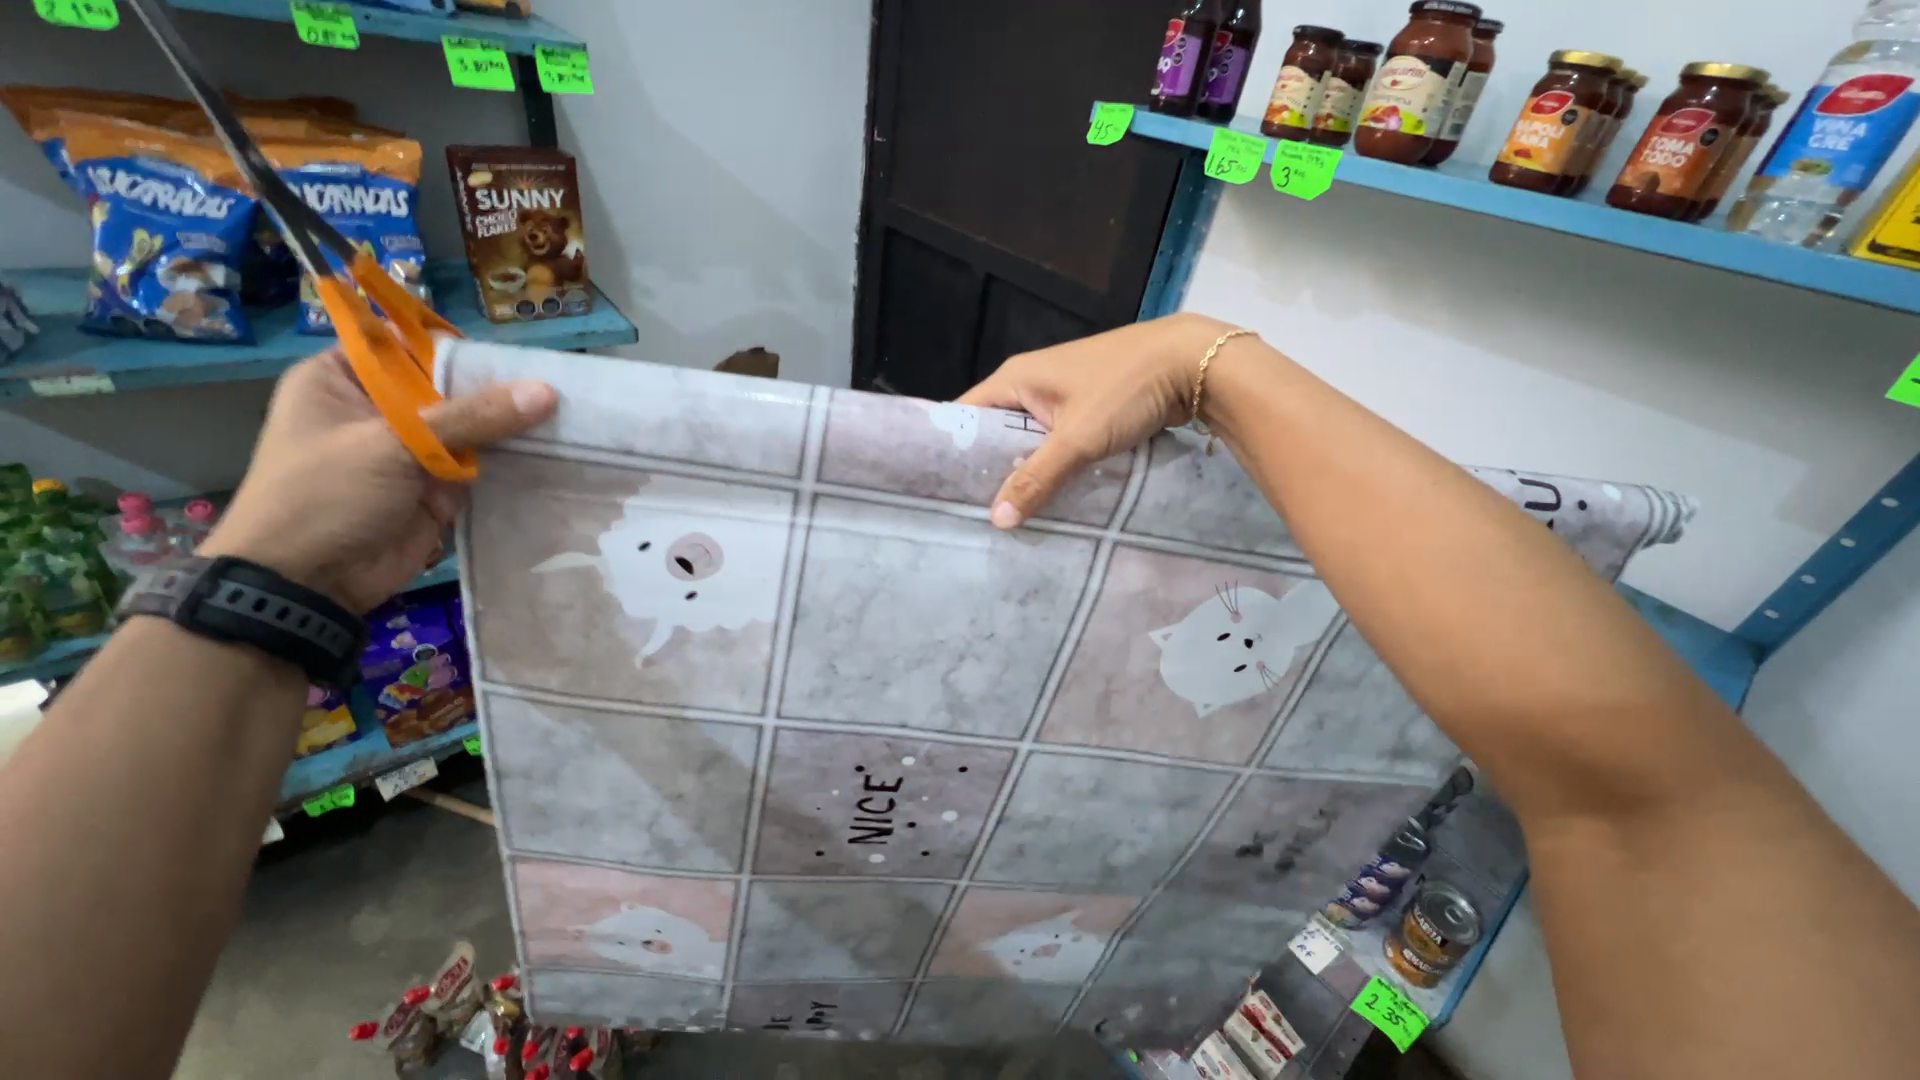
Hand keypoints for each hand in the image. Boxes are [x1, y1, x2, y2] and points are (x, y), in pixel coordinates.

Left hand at [200, 350, 557, 612]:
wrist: (308, 584)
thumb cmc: (327, 496)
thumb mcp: (393, 444)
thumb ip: (472, 417)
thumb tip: (546, 391)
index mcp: (343, 380)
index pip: (411, 347)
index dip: (463, 350)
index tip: (519, 358)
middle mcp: (378, 409)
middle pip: (450, 389)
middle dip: (500, 392)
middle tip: (558, 388)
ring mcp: (410, 451)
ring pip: (473, 429)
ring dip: (512, 429)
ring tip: (569, 420)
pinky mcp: (437, 488)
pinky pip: (483, 467)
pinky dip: (511, 464)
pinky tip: (555, 453)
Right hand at [958, 312, 1238, 526]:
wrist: (1194, 364)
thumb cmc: (1125, 390)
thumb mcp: (1077, 438)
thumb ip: (1036, 479)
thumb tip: (997, 520)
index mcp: (1016, 377)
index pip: (965, 416)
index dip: (951, 451)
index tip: (941, 492)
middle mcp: (1032, 382)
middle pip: (996, 432)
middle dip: (988, 470)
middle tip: (974, 515)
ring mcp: (1063, 394)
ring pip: (1030, 440)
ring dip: (1025, 472)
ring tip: (1009, 515)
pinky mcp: (1089, 407)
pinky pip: (1059, 442)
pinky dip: (1055, 466)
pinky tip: (1050, 497)